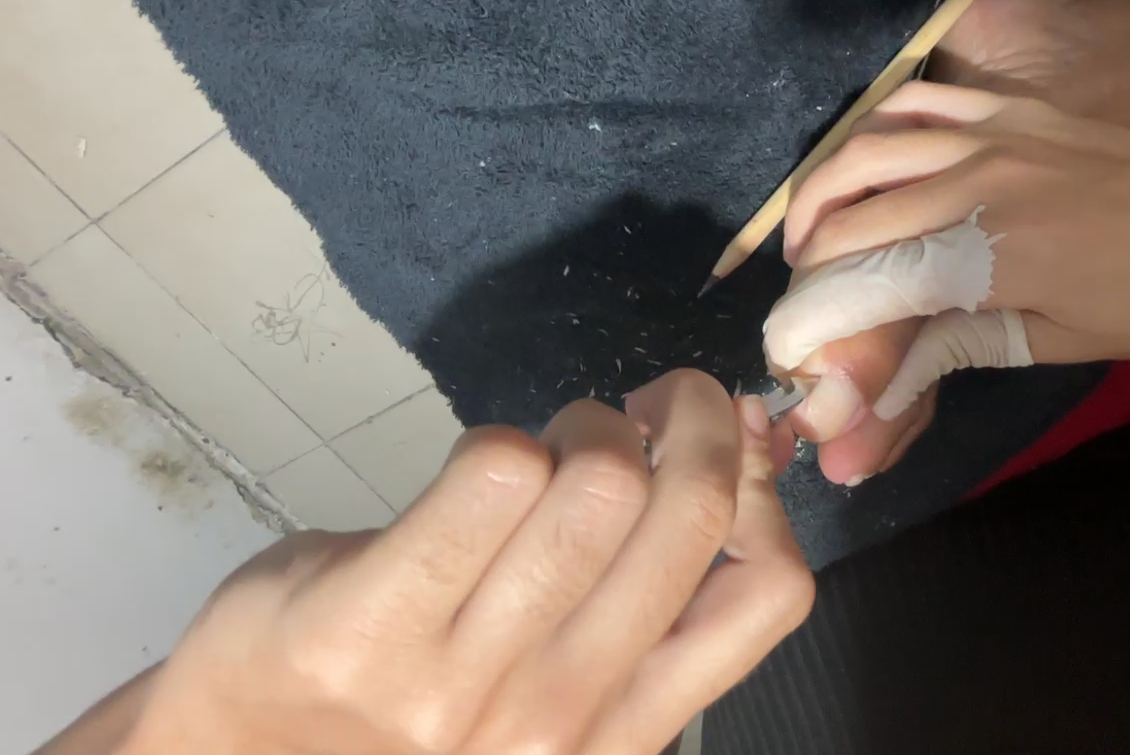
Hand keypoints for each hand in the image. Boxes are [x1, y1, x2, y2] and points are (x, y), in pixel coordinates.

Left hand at [98, 371, 811, 754]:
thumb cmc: (425, 719)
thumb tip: (746, 430)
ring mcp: (460, 682)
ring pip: (599, 479)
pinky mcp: (360, 625)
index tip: (713, 448)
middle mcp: (561, 717)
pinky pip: (494, 471)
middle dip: (686, 410)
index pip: (770, 589)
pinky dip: (506, 441)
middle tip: (642, 406)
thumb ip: (654, 574)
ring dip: (588, 422)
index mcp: (628, 726)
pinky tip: (480, 470)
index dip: (761, 488)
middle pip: (687, 506)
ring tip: (550, 449)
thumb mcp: (567, 674)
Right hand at [767, 82, 1129, 484]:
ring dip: (819, 193)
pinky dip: (873, 128)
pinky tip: (860, 160)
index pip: (865, 282)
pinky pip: (920, 101)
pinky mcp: (1016, 107)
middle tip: (798, 299)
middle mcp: (980, 182)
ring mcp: (996, 132)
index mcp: (993, 255)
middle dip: (807, 265)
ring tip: (807, 235)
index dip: (811, 316)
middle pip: (853, 218)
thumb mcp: (1053, 342)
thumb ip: (950, 347)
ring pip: (868, 151)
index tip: (786, 344)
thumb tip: (874, 388)